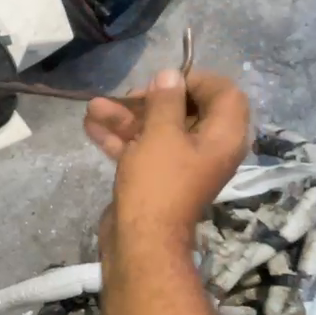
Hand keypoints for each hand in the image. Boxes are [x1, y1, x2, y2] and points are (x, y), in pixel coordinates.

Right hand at [85, 68, 249, 247]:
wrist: (140, 239)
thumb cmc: (158, 184)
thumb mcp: (161, 136)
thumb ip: (166, 102)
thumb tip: (170, 76)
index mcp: (224, 136)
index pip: (224, 94)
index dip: (196, 81)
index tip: (164, 80)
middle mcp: (207, 148)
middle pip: (185, 111)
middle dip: (150, 101)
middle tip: (125, 96)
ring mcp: (180, 165)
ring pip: (156, 131)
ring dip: (126, 118)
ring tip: (93, 108)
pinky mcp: (155, 178)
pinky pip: (142, 149)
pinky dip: (120, 138)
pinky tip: (91, 126)